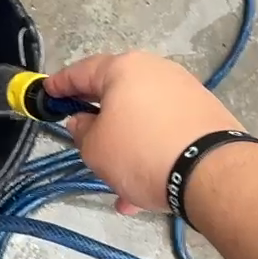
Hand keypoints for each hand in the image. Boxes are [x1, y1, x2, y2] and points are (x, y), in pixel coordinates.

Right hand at [46, 51, 244, 214]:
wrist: (210, 173)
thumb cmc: (141, 152)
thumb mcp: (95, 148)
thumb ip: (81, 131)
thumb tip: (83, 121)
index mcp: (124, 69)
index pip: (82, 71)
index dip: (60, 84)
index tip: (47, 92)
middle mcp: (156, 71)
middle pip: (116, 93)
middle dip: (98, 117)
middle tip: (81, 133)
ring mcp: (185, 92)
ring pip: (141, 118)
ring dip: (125, 144)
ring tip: (115, 180)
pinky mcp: (204, 115)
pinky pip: (164, 131)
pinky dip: (149, 152)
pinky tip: (141, 190)